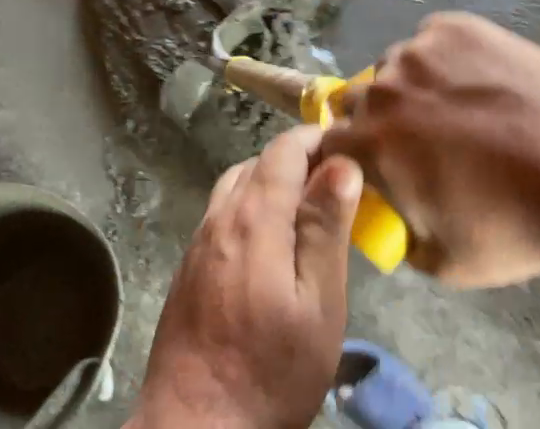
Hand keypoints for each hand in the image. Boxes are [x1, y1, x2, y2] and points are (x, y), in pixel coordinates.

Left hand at [130, 125, 363, 428]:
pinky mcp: (189, 266)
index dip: (316, 138)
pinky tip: (272, 243)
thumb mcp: (317, 304)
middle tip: (338, 182)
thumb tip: (341, 163)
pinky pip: (222, 215)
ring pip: (234, 187)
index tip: (350, 145)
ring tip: (309, 209)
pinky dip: (250, 208)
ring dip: (271, 183)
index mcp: (253, 218)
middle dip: (296, 160)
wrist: (196, 420)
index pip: (282, 151)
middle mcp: (218, 218)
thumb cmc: (270, 368)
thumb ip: (324, 229)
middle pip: (256, 164)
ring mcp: (198, 241)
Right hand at [323, 12, 539, 287]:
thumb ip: (397, 237)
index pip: (328, 140)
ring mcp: (420, 51)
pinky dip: (446, 59)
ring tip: (464, 112)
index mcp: (369, 144)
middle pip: (358, 99)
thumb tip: (388, 218)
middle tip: (425, 143)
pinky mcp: (457, 27)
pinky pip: (433, 40)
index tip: (371, 165)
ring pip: (398, 67)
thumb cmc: (517, 229)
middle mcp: (382, 89)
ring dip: (413, 88)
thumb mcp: (444, 263)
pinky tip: (483, 84)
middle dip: (380, 120)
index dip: (347, 154)